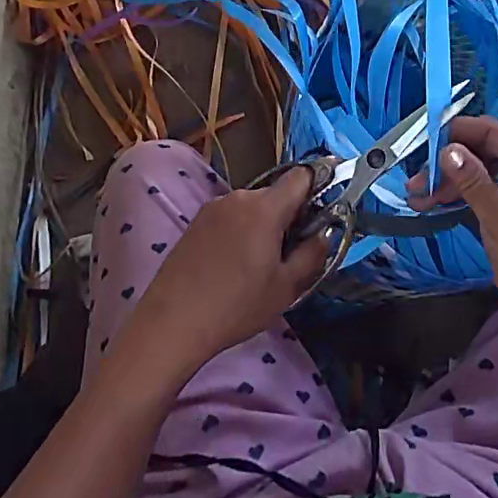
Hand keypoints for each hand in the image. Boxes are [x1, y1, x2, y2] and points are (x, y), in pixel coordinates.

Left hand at [122, 168, 330, 372]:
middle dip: (288, 215)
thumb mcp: (285, 287)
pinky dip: (239, 230)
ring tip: (258, 263)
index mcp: (265, 208)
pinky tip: (232, 264)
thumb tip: (324, 232)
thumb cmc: (237, 305)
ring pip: (252, 207)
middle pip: (275, 194)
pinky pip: (230, 216)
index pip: (300, 176)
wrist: (173, 321)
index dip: (318, 185)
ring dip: (262, 224)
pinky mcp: (196, 221)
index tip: (323, 209)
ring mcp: (213, 207)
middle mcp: (239, 197)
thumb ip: (312, 254)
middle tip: (291, 251)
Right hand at [410, 117, 497, 326]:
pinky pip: (475, 191)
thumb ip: (472, 181)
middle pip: (478, 152)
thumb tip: (446, 148)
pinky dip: (452, 196)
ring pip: (473, 172)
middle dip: (445, 162)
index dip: (456, 131)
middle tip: (413, 179)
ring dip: (444, 182)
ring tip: (414, 196)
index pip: (491, 133)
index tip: (422, 138)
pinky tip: (428, 204)